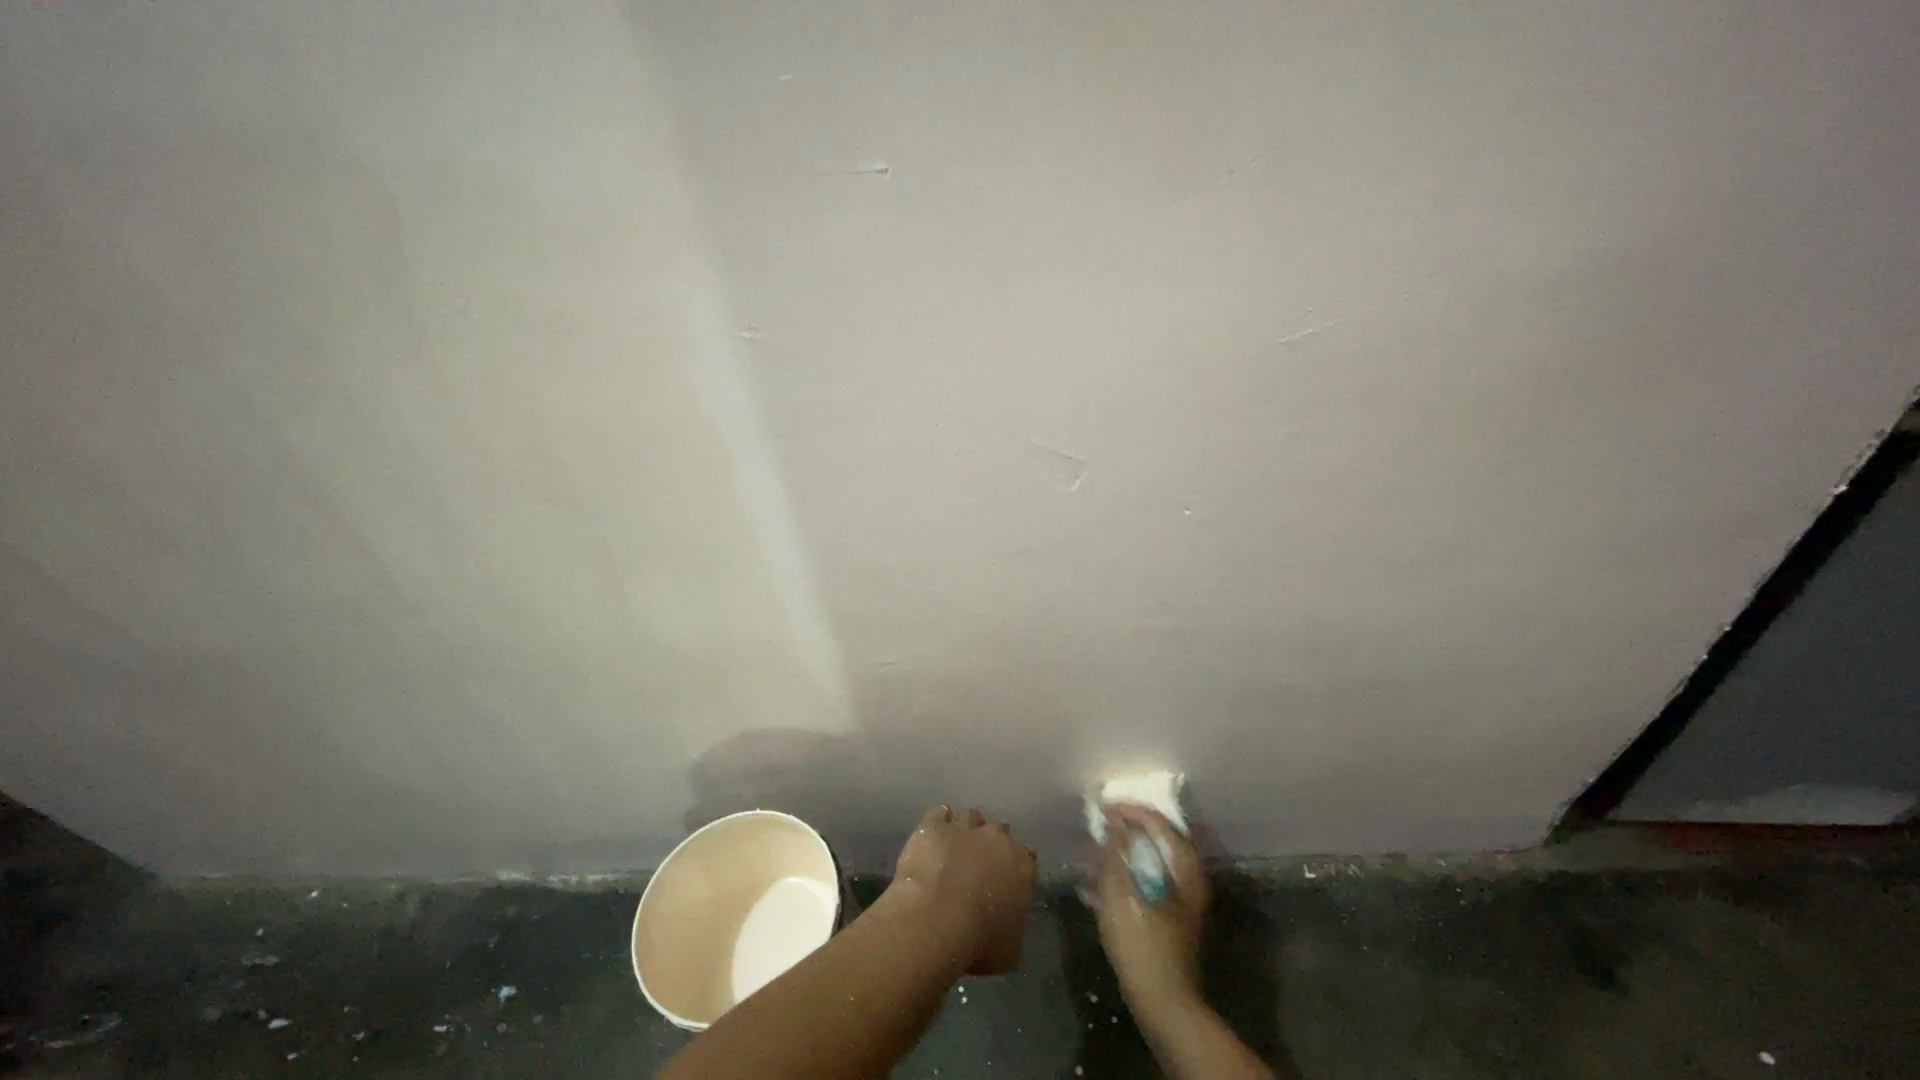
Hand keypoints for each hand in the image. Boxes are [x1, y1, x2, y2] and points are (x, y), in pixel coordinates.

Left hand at [891, 805, 1036, 974]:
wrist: (937, 919)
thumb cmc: (980, 941)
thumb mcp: (1010, 950)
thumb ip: (1014, 930)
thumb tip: (1008, 929)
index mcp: (1023, 866)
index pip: (1027, 856)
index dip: (1016, 864)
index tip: (1006, 876)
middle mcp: (998, 839)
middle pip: (1001, 830)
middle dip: (992, 842)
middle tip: (979, 861)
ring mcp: (965, 828)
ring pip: (972, 817)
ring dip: (967, 828)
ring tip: (956, 843)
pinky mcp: (934, 826)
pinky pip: (940, 814)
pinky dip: (939, 822)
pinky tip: (934, 833)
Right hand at [1091, 803, 1209, 1012]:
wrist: (1163, 1004)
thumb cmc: (1142, 945)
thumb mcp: (1121, 895)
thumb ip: (1116, 855)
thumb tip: (1115, 822)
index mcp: (1184, 870)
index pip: (1160, 825)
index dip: (1132, 811)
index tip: (1105, 806)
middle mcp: (1188, 882)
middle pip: (1158, 844)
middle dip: (1127, 833)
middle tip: (1101, 825)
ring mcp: (1179, 903)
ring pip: (1149, 866)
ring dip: (1122, 858)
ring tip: (1093, 855)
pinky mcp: (1167, 922)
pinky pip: (1143, 887)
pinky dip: (1122, 882)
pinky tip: (1094, 890)